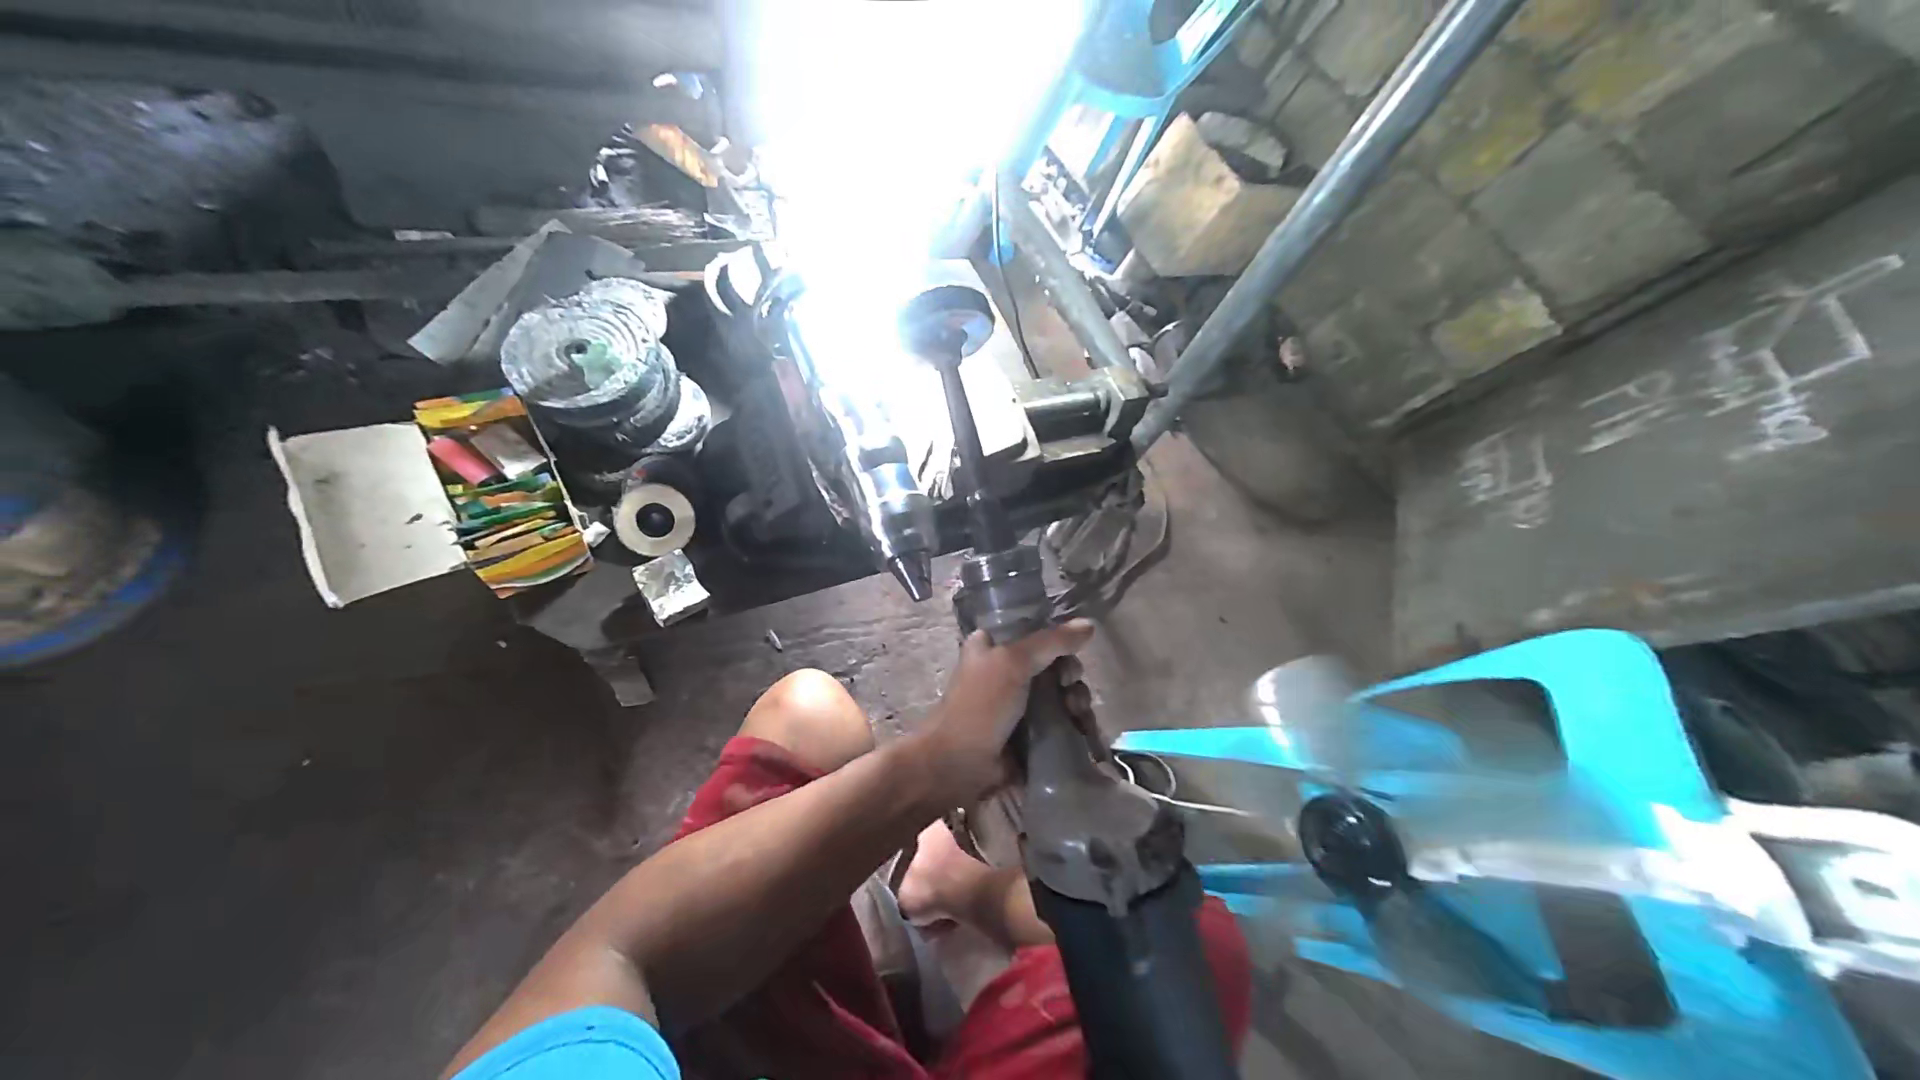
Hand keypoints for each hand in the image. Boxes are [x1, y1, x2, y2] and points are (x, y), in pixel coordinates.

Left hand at [919, 620, 1094, 802]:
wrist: (959, 764)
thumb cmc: (980, 705)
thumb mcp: (1012, 662)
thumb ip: (1051, 642)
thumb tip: (1089, 625)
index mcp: (991, 648)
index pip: (1032, 634)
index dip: (1055, 640)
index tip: (1068, 651)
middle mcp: (1006, 674)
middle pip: (1053, 665)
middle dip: (1070, 674)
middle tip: (1069, 684)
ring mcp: (1020, 707)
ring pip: (1061, 695)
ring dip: (1076, 700)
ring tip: (1077, 712)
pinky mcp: (1032, 735)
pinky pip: (1062, 723)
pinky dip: (1076, 724)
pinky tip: (1085, 730)